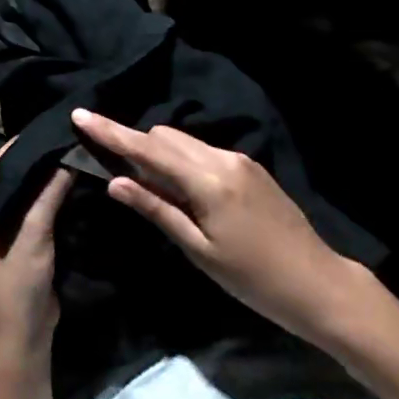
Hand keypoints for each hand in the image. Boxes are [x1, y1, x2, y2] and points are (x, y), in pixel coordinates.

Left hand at [0, 138, 74, 354]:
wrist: (19, 331)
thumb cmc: (16, 276)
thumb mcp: (35, 227)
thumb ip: (51, 186)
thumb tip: (73, 145)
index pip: (15, 148)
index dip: (42, 136)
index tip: (75, 123)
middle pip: (27, 161)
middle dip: (54, 151)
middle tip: (90, 135)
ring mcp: (9, 209)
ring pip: (38, 179)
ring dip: (60, 170)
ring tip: (92, 150)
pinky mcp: (27, 225)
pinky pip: (45, 197)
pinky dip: (62, 188)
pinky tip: (86, 177)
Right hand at [70, 108, 365, 346]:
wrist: (318, 283)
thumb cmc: (253, 278)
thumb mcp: (199, 250)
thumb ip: (156, 209)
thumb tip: (115, 181)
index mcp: (208, 179)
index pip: (148, 147)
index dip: (111, 132)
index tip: (80, 115)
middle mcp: (222, 157)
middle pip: (164, 136)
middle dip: (134, 143)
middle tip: (113, 169)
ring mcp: (238, 158)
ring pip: (184, 141)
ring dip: (158, 152)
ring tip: (144, 183)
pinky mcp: (249, 166)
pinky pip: (202, 151)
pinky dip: (181, 161)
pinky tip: (179, 188)